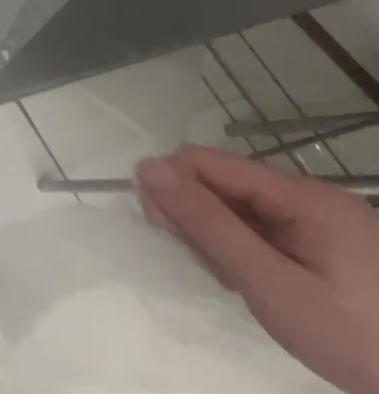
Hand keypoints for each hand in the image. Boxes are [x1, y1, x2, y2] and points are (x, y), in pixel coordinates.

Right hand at [137, 145, 378, 393]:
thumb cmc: (354, 337)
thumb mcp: (270, 282)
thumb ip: (206, 222)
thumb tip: (145, 167)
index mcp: (304, 197)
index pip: (202, 161)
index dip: (169, 185)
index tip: (162, 228)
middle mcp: (312, 198)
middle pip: (217, 181)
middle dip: (194, 216)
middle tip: (205, 262)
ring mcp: (320, 221)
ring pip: (232, 206)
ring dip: (215, 236)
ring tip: (234, 279)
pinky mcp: (322, 243)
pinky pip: (257, 227)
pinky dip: (239, 248)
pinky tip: (251, 279)